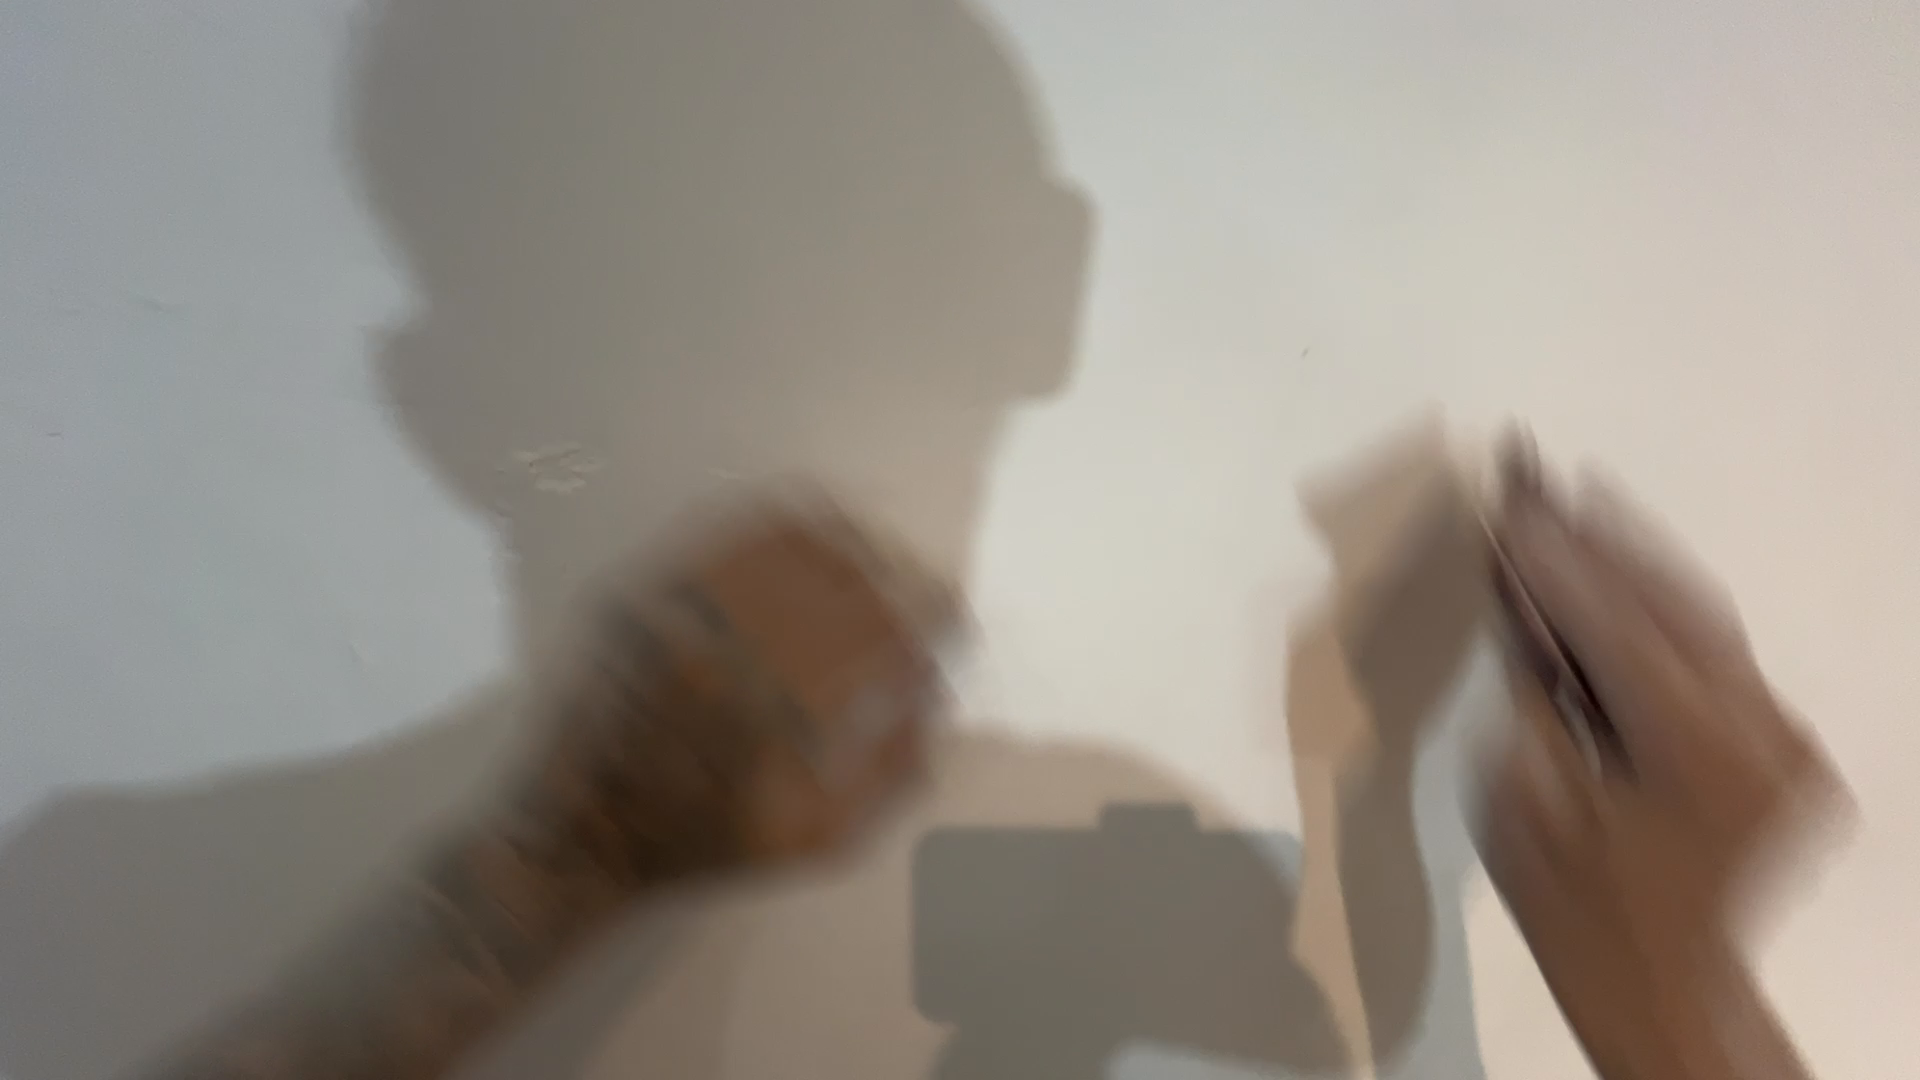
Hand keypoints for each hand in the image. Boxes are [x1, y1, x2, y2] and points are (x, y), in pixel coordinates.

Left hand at [514, 490, 958, 893]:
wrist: (585, 830)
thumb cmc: (710, 841)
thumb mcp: (817, 842)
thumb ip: (890, 776)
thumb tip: (933, 701)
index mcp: (785, 712)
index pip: (886, 635)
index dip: (934, 620)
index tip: (953, 620)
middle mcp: (737, 647)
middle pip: (847, 581)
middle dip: (903, 579)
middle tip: (922, 588)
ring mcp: (686, 611)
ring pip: (792, 541)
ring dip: (850, 542)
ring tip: (876, 553)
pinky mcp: (649, 592)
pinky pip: (725, 533)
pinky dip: (780, 522)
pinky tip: (810, 526)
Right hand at [1476, 460, 1845, 1074]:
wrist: (1653, 971)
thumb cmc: (1563, 889)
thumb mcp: (1525, 784)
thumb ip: (1537, 684)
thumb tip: (1524, 597)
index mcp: (1692, 752)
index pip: (1613, 624)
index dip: (1555, 558)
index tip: (1512, 498)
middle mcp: (1760, 732)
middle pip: (1667, 604)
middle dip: (1593, 533)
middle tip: (1539, 470)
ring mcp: (1780, 736)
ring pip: (1696, 616)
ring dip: (1627, 552)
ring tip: (1573, 494)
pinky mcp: (1774, 740)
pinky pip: (1707, 649)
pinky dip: (1652, 598)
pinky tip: (1615, 561)